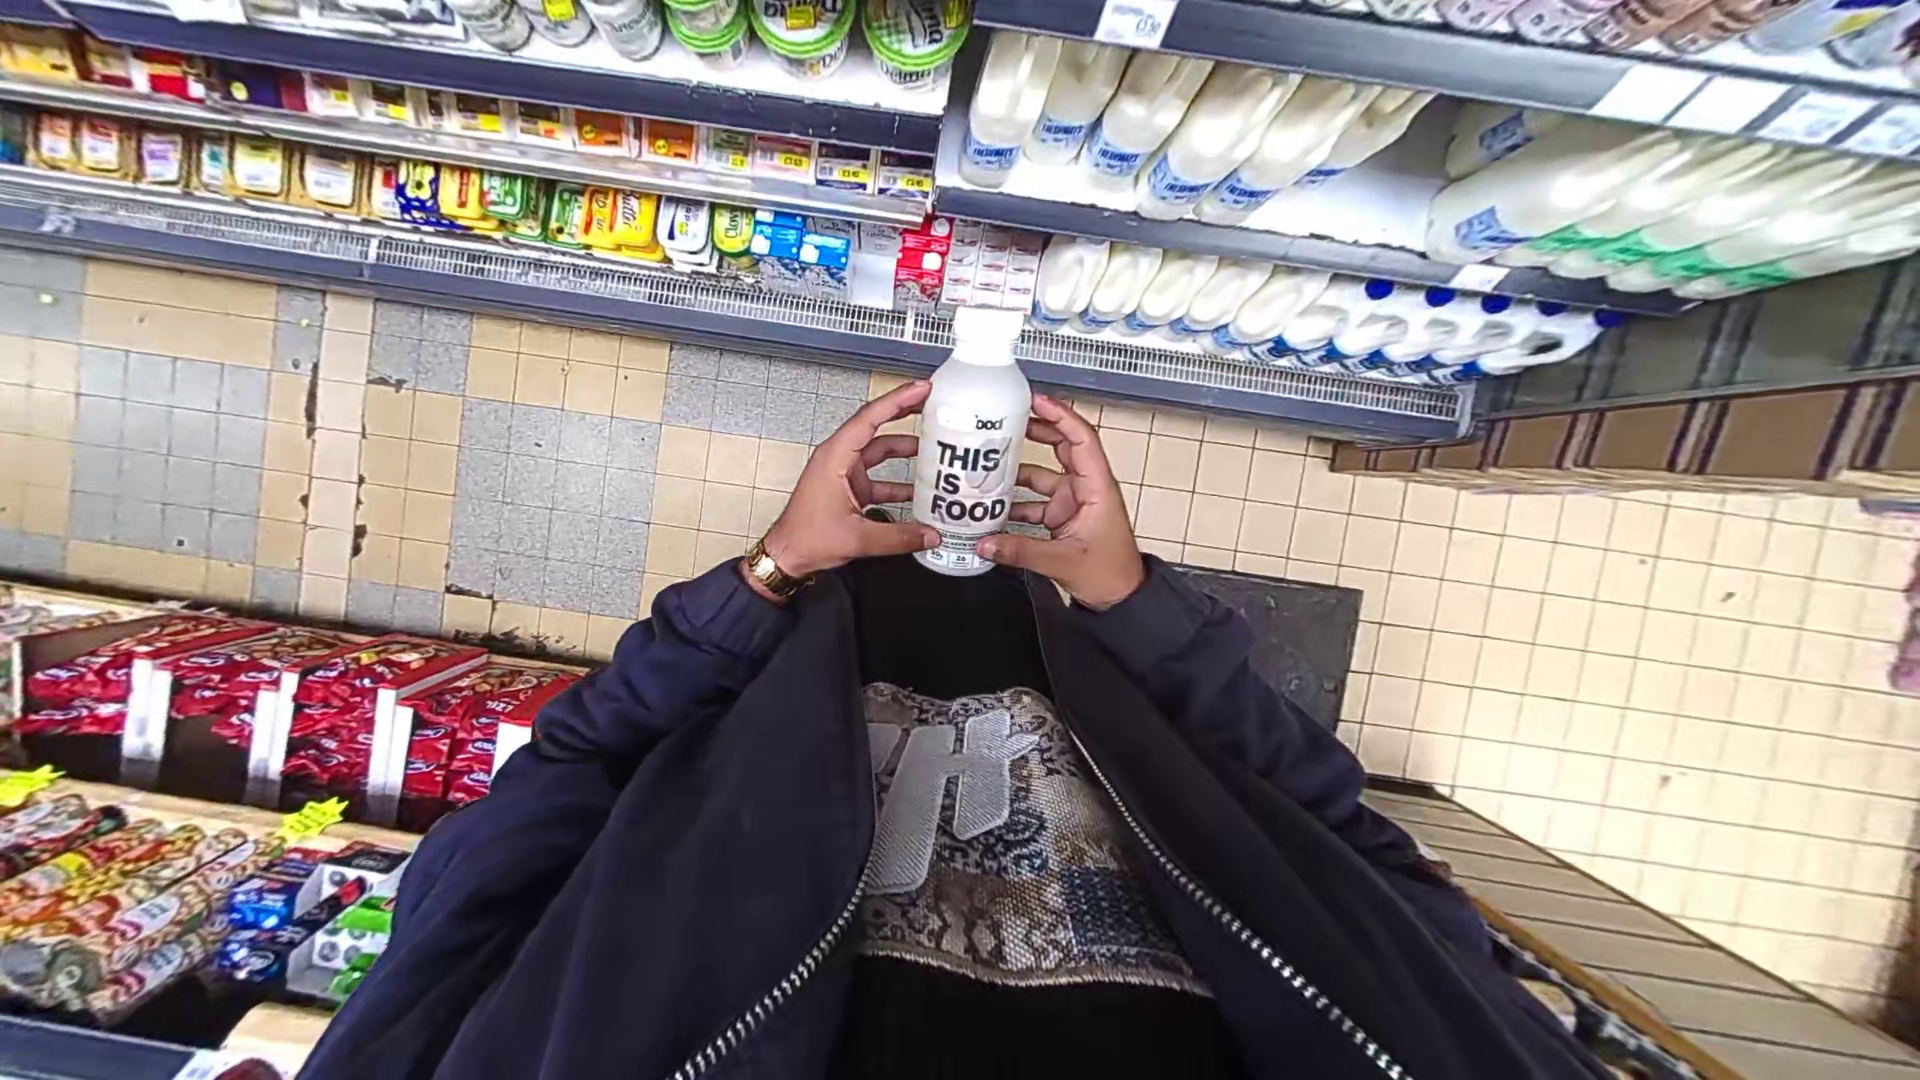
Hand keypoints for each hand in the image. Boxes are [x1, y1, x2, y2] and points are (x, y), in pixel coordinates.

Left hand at [753, 379, 938, 586]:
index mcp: (835, 458)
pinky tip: (921, 490)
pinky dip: (900, 481)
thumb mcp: (858, 538)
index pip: (870, 418)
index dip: (898, 401)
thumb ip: (899, 536)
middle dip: (904, 413)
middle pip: (876, 427)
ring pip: (880, 451)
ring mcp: (845, 473)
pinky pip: (880, 477)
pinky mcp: (850, 488)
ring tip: (934, 446)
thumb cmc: (806, 539)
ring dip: (906, 449)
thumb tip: (931, 535)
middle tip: (931, 403)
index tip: (921, 389)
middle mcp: (839, 459)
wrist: (788, 556)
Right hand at [979, 394, 1144, 609]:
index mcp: (1096, 488)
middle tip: (1007, 420)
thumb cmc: (1111, 574)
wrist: (1120, 598)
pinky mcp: (1062, 517)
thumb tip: (985, 542)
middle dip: (1036, 431)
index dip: (1060, 416)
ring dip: (1018, 470)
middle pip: (1061, 447)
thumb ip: (1020, 551)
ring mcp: (1073, 502)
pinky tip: (993, 506)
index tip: (1036, 401)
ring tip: (990, 462)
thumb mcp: (1063, 562)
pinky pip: (1034, 501)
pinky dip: (1015, 501)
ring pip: (1042, 475)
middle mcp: (1085, 488)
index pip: (1082, 439)